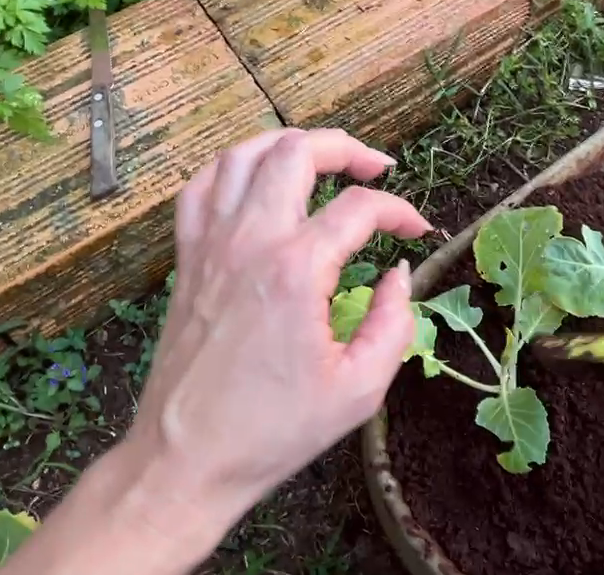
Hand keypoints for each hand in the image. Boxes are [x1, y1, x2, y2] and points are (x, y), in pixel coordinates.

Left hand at [134, 127, 431, 505]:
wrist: (185, 460)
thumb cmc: (273, 430)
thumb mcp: (359, 390)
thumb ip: (395, 324)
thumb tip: (400, 273)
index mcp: (296, 270)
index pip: (360, 208)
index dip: (398, 210)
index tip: (417, 228)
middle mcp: (250, 239)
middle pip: (299, 152)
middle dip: (347, 148)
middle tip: (375, 166)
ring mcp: (211, 241)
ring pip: (245, 153)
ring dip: (290, 144)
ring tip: (321, 158)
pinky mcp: (186, 255)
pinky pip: (201, 185)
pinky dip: (232, 166)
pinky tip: (255, 177)